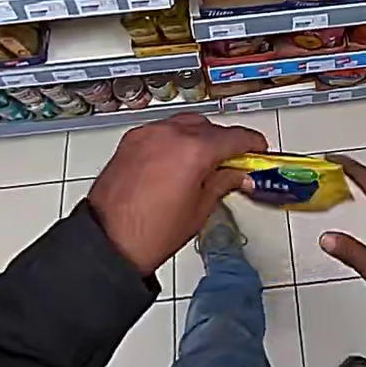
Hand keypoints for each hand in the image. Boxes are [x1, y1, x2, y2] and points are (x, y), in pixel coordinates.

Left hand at [87, 112, 268, 274]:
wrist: (107, 243)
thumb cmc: (150, 233)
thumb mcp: (200, 209)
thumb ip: (223, 183)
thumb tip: (237, 174)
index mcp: (194, 150)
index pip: (234, 137)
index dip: (251, 143)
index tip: (258, 149)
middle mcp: (171, 134)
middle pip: (209, 127)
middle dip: (223, 141)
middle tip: (232, 161)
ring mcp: (149, 134)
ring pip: (184, 123)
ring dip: (197, 137)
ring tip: (202, 162)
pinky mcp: (132, 139)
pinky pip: (162, 130)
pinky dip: (173, 140)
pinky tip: (176, 160)